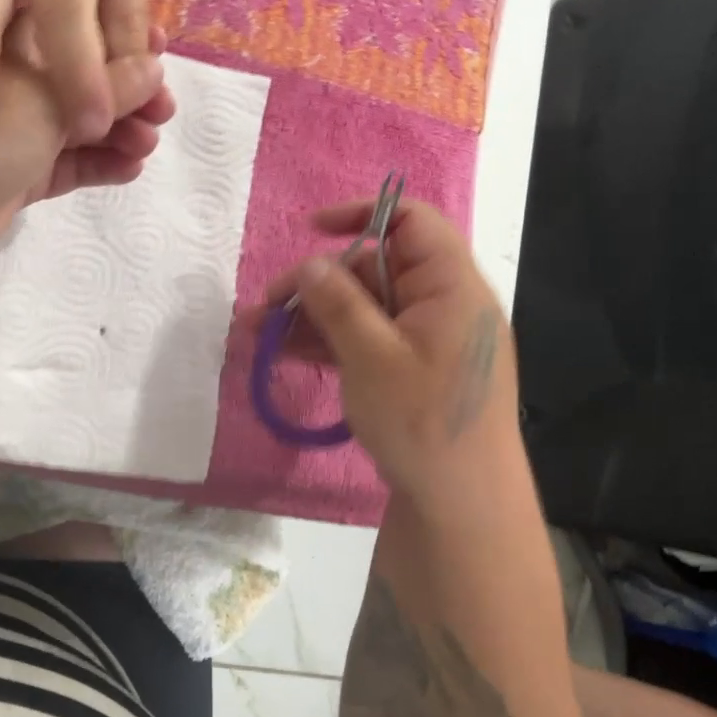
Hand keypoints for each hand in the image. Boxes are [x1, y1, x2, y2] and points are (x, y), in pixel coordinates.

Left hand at [0, 31, 172, 272]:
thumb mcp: (51, 98)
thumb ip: (105, 82)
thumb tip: (151, 65)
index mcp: (15, 44)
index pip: (78, 29)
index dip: (121, 42)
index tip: (163, 53)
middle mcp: (15, 82)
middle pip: (83, 81)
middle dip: (127, 94)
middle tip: (164, 110)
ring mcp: (15, 132)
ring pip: (78, 127)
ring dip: (116, 133)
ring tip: (149, 143)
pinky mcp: (18, 178)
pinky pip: (67, 166)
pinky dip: (97, 165)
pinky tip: (130, 168)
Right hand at [251, 200, 520, 490]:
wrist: (460, 501)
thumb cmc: (422, 421)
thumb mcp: (371, 357)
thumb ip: (338, 304)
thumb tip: (311, 263)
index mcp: (450, 288)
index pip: (412, 223)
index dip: (361, 215)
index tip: (310, 232)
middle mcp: (442, 305)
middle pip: (374, 269)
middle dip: (316, 283)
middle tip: (264, 309)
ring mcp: (426, 338)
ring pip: (361, 307)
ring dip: (309, 316)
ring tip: (256, 335)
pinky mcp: (411, 368)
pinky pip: (364, 338)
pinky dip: (326, 341)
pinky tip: (284, 353)